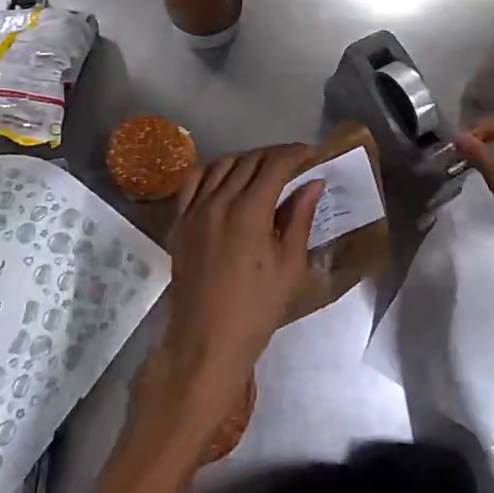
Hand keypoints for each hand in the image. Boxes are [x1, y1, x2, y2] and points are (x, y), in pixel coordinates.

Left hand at [159, 144, 323, 400]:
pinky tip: (223, 178)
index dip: (294, 153)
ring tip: (261, 168)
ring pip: (220, 165)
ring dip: (244, 159)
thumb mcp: (290, 266)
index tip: (309, 152)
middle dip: (273, 155)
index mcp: (250, 211)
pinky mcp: (179, 221)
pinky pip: (192, 181)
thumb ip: (300, 218)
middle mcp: (219, 201)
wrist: (207, 340)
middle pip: (248, 160)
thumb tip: (314, 183)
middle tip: (292, 161)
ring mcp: (194, 209)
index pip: (274, 165)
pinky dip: (211, 170)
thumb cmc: (257, 308)